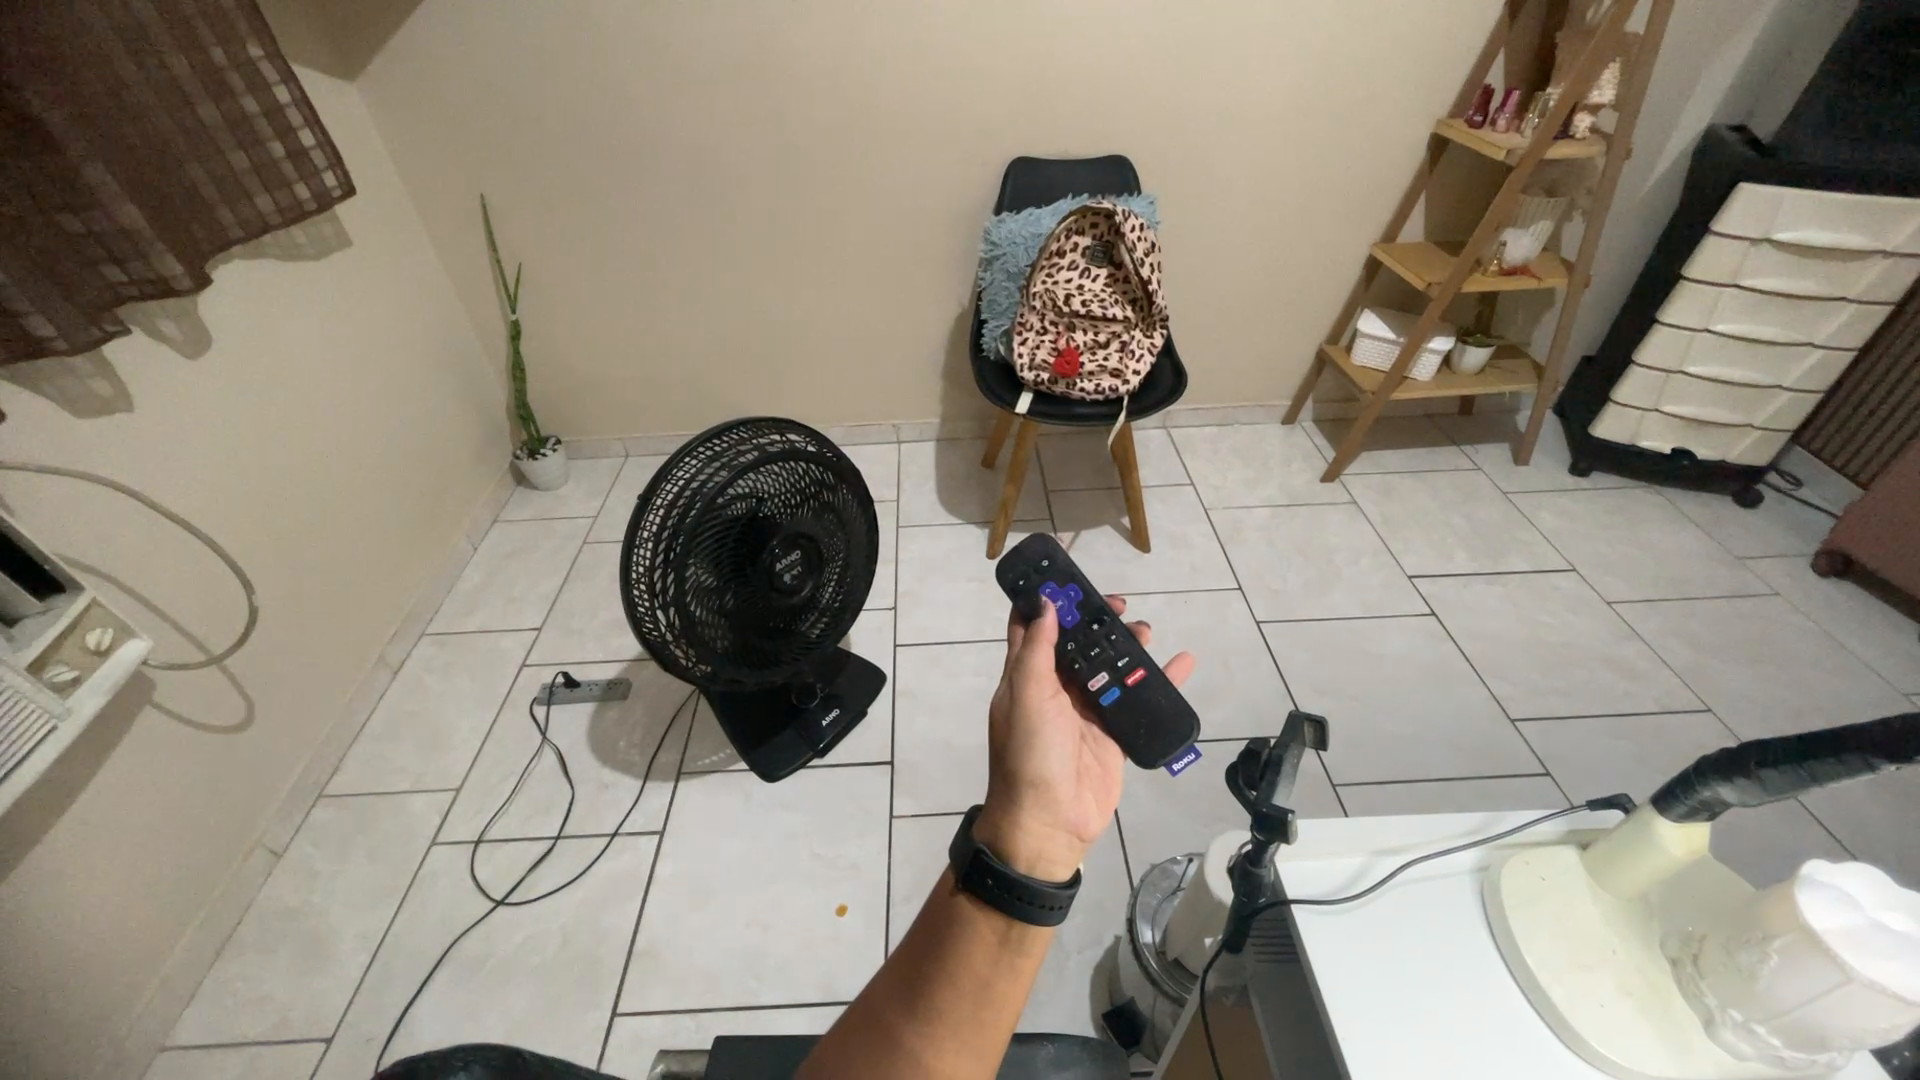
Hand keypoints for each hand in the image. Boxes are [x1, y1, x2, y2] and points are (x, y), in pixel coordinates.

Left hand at [976, 597, 1195, 881]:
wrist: (1050, 822)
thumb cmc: (1030, 752)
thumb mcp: (1026, 695)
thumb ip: (1037, 649)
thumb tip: (1044, 603)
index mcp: (1026, 676)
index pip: (1033, 627)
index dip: (1048, 601)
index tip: (1070, 578)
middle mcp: (1055, 688)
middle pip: (1077, 644)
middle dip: (1096, 622)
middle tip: (1121, 606)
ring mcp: (1086, 711)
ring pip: (1110, 668)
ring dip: (1128, 647)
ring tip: (1147, 632)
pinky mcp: (1114, 733)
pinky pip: (1138, 700)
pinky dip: (1161, 682)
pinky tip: (1183, 663)